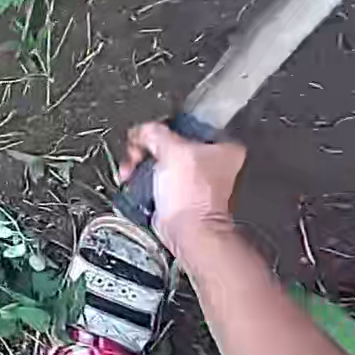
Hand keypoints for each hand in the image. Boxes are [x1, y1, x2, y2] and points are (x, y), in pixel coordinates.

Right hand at [115, 121, 246, 250]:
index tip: (148, 138)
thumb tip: (141, 131)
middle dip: (145, 149)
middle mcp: (210, 161)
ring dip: (139, 164)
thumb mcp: (172, 149)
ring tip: (132, 171)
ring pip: (156, 159)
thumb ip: (154, 132)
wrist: (186, 230)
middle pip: (166, 142)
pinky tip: (133, 180)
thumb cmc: (193, 197)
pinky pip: (152, 176)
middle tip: (138, 156)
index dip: (161, 129)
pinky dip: (140, 178)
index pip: (183, 124)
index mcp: (222, 146)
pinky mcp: (176, 192)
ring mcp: (192, 178)